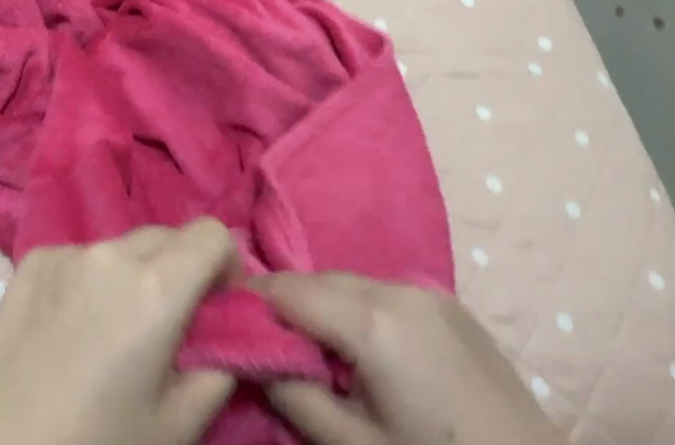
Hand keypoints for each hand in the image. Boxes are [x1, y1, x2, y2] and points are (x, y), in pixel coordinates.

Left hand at [0, 220, 238, 444]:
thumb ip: (220, 366)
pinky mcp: (32, 259)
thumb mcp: (178, 422)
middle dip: (183, 269)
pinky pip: (81, 254)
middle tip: (171, 324)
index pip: (212, 233)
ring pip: (122, 246)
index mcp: (156, 287)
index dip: (226, 265)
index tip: (217, 305)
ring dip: (135, 273)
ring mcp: (66, 251)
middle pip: (168, 235)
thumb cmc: (97, 441)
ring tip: (114, 328)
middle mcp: (110, 253)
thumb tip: (229, 332)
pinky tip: (74, 324)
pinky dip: (92, 278)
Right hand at [252, 273, 562, 444]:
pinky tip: (362, 351)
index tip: (224, 321)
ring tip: (313, 352)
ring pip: (348, 283)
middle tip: (263, 343)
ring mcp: (429, 292)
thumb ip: (292, 394)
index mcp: (372, 320)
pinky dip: (357, 310)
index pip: (285, 289)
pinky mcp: (450, 304)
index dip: (249, 303)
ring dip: (321, 306)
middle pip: (316, 280)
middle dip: (284, 304)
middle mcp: (397, 288)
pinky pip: (383, 293)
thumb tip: (250, 355)